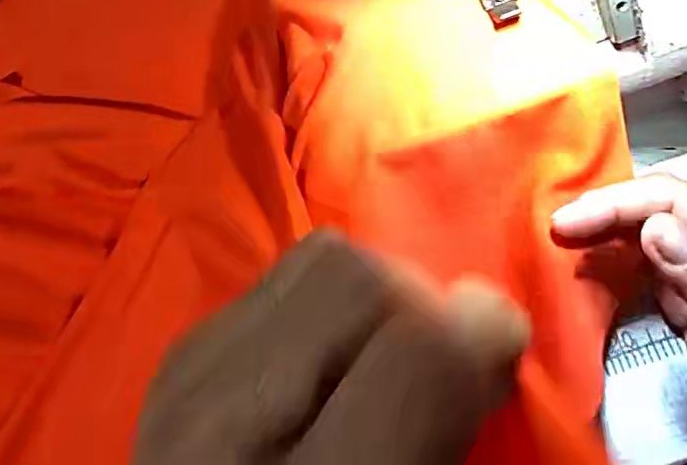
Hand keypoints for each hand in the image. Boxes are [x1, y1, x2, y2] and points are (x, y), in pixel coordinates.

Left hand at [136, 232, 528, 464]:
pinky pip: (288, 269)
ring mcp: (190, 382)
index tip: (503, 342)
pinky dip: (330, 294)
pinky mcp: (183, 354)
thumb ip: (446, 404)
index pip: (417, 348)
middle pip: (367, 279)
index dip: (480, 328)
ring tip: (378, 348)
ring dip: (376, 289)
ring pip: (326, 255)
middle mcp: (227, 431)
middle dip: (422, 303)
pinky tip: (326, 352)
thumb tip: (495, 320)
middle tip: (436, 357)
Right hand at [553, 176, 686, 464]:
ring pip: (647, 247)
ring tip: (562, 247)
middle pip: (656, 215)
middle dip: (606, 216)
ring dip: (606, 243)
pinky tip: (591, 277)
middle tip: (555, 229)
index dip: (619, 204)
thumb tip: (654, 227)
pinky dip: (617, 278)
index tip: (572, 220)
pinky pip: (650, 286)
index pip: (675, 200)